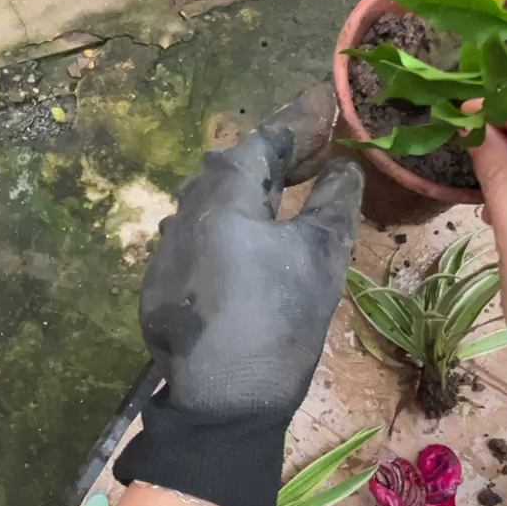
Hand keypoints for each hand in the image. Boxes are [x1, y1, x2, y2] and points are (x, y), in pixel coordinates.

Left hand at [115, 92, 362, 505]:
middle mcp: (185, 213)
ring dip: (249, 187)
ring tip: (285, 186)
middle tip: (315, 150)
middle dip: (276, 153)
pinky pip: (197, 233)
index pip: (262, 141)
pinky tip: (247, 239)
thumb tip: (345, 168)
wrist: (222, 402)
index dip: (298, 120)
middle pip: (231, 166)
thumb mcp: (319, 259)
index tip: (325, 102)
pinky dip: (227, 222)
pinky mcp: (161, 282)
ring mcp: (166, 248)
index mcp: (223, 198)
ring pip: (209, 199)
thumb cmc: (278, 322)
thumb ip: (333, 203)